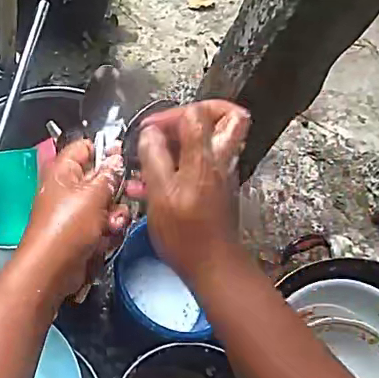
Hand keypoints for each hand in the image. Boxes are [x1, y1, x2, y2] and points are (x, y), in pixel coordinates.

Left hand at [14, 139, 129, 296]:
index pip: (85, 147)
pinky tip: (107, 237)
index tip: (123, 158)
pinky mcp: (83, 232)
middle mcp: (68, 189)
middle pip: (102, 178)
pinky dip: (110, 231)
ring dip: (115, 214)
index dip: (106, 150)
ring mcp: (76, 212)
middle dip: (116, 190)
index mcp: (63, 171)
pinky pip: (105, 224)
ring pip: (108, 204)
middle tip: (120, 196)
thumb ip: (109, 174)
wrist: (54, 268)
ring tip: (111, 224)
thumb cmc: (64, 229)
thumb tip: (117, 160)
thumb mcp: (93, 194)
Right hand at [133, 100, 250, 279]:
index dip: (171, 114)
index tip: (150, 129)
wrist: (211, 266)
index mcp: (205, 159)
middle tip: (176, 120)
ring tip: (156, 154)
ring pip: (213, 141)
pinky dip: (179, 166)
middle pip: (229, 117)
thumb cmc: (187, 236)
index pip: (197, 113)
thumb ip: (154, 158)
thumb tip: (150, 134)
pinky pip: (200, 166)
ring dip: (184, 142)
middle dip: (201, 111)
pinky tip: (153, 184)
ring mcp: (221, 176)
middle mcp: (220, 162)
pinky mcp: (216, 190)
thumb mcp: (160, 194)